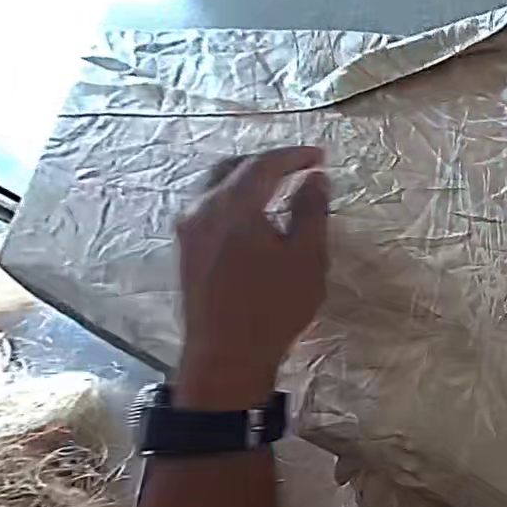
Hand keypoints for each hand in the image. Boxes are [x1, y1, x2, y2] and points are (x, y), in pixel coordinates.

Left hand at [175, 146, 329, 410]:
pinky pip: (209, 202)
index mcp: (233, 208)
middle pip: (233, 167)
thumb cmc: (276, 304)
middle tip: (301, 166)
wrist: (227, 351)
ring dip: (249, 176)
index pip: (263, 165)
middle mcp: (201, 209)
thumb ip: (311, 212)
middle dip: (268, 161)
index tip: (320, 156)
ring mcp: (188, 228)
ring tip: (280, 183)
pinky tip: (256, 209)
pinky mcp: (185, 245)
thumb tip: (315, 179)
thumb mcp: (307, 257)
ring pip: (216, 183)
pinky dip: (235, 194)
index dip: (293, 156)